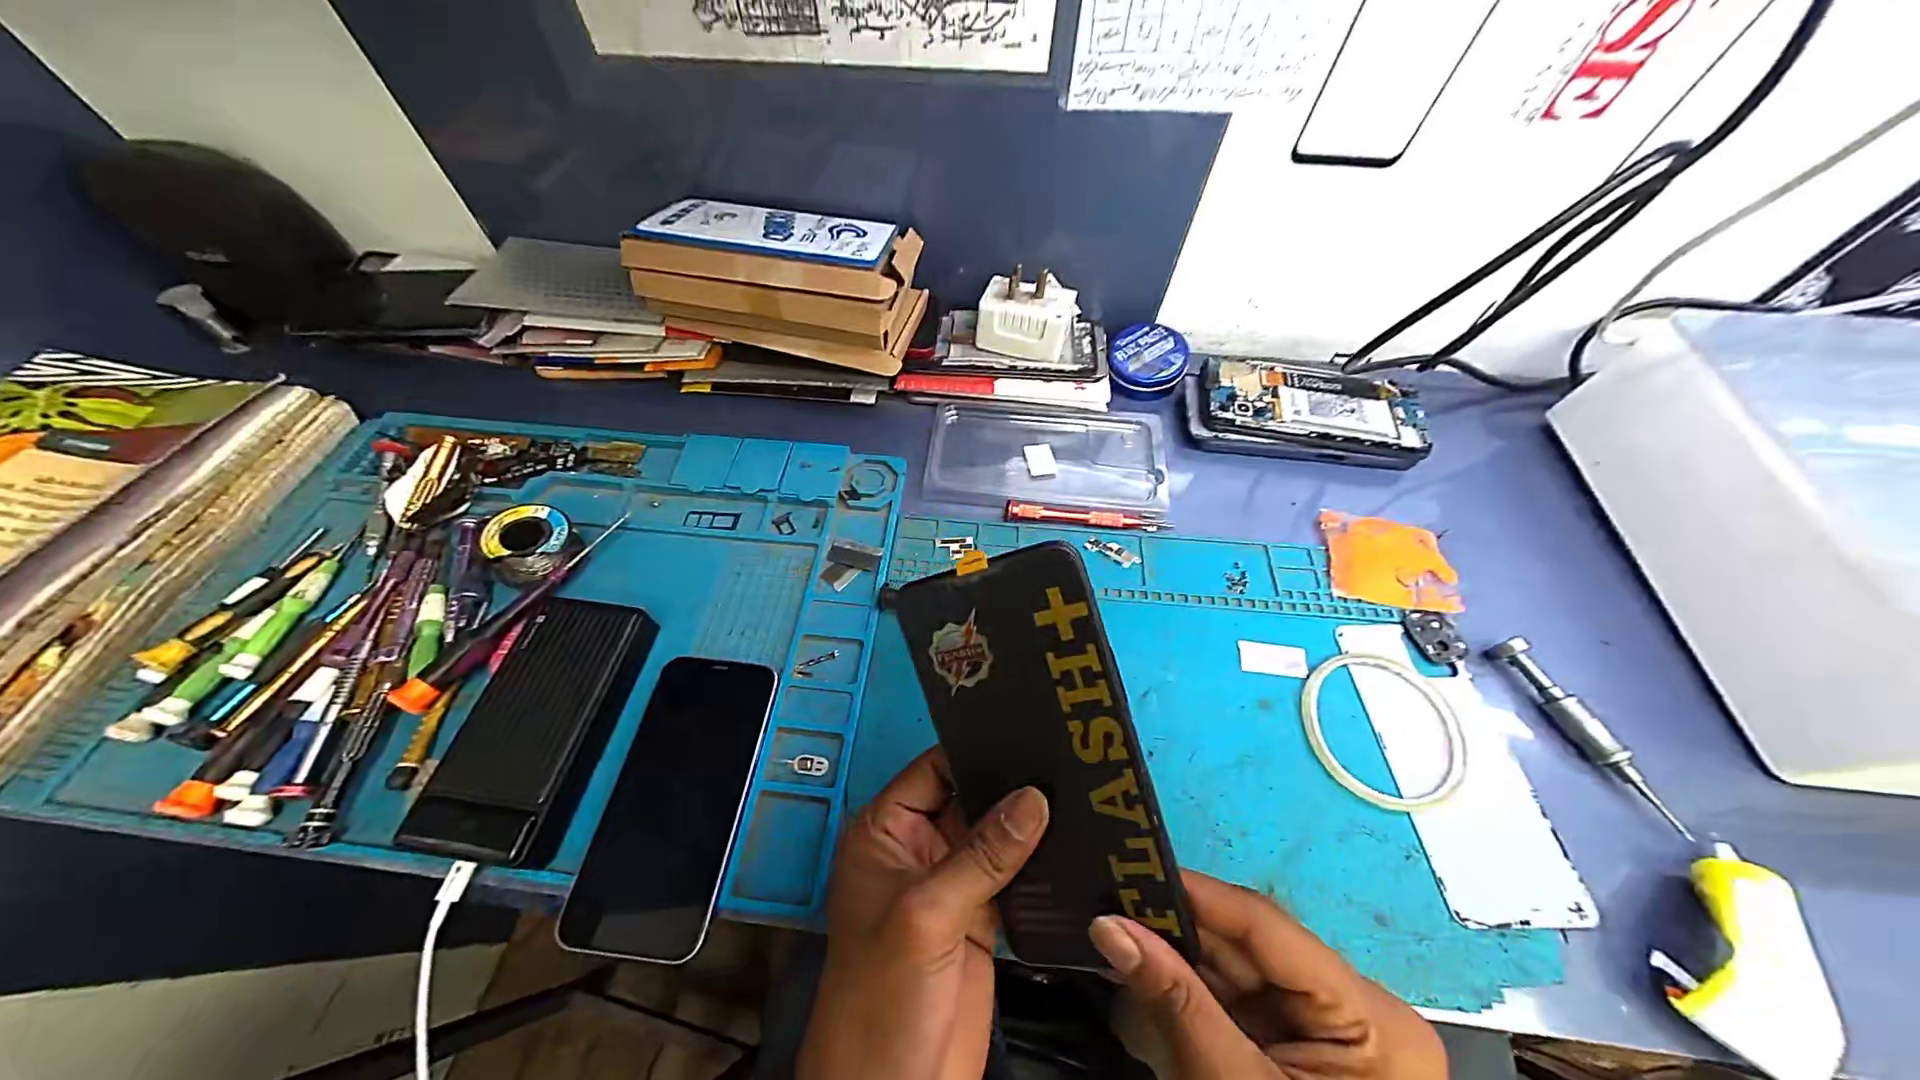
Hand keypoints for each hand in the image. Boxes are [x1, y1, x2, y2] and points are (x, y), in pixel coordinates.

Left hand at [798, 748, 1048, 1079]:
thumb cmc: (880, 996)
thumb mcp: (926, 915)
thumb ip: (981, 854)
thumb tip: (1033, 798)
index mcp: (886, 831)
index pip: (934, 769)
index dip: (975, 750)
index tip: (1026, 732)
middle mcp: (918, 847)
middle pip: (969, 797)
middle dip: (1010, 782)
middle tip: (1065, 758)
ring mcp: (951, 881)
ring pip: (995, 833)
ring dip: (1029, 820)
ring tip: (1078, 789)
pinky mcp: (980, 914)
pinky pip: (1013, 871)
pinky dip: (1038, 860)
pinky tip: (1073, 841)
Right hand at [1090, 871, 1445, 1079]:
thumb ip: (1173, 998)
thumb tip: (1108, 925)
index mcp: (1372, 1017)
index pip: (1270, 927)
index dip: (1198, 894)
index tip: (1132, 868)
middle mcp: (1358, 1008)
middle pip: (1251, 945)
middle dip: (1179, 928)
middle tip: (1112, 905)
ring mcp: (1329, 1027)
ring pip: (1239, 968)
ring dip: (1178, 956)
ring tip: (1119, 932)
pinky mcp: (1302, 1045)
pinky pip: (1239, 999)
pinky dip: (1192, 988)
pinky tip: (1147, 969)